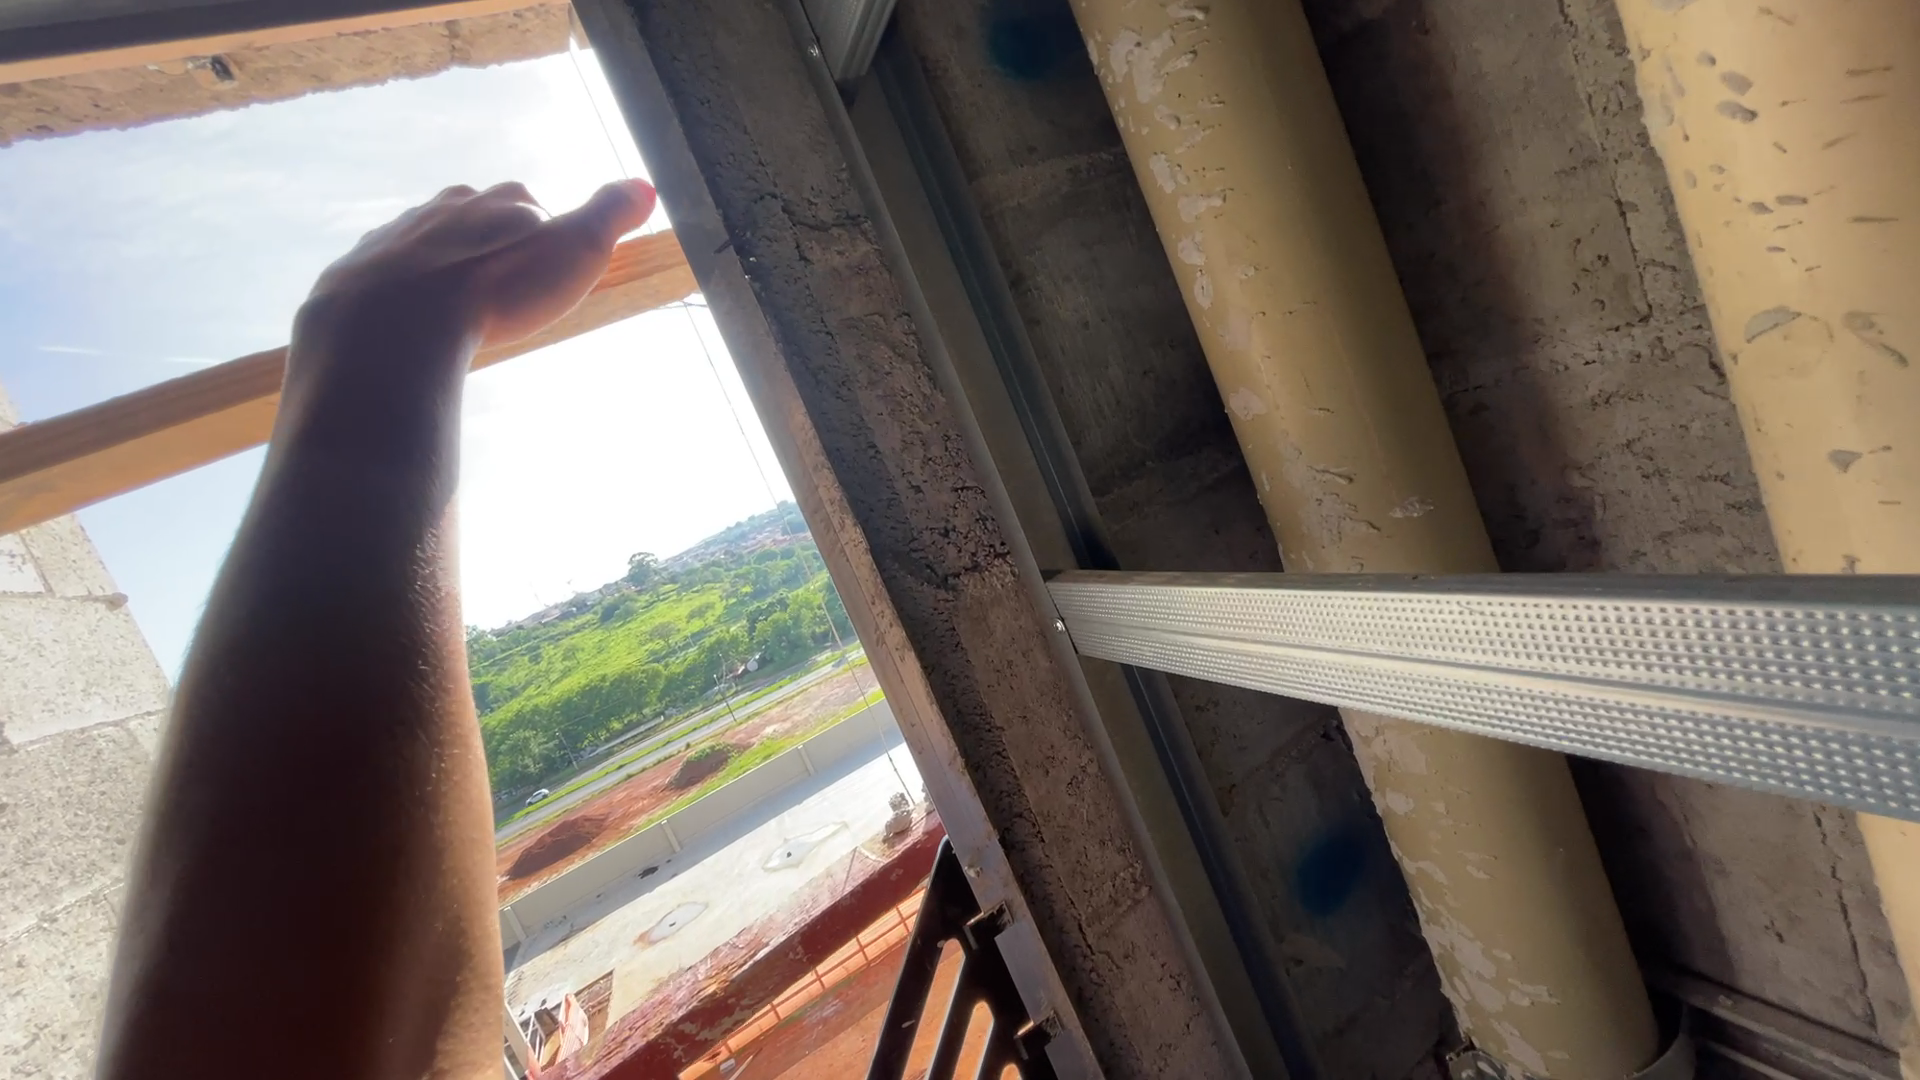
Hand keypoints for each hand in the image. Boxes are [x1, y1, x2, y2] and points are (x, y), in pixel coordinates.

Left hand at [288, 178, 657, 394]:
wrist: (403, 317)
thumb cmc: (503, 287)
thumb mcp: (577, 251)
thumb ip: (609, 217)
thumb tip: (645, 185)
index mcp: (502, 204)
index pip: (529, 204)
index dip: (544, 226)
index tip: (553, 254)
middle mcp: (450, 207)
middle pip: (477, 211)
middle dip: (495, 233)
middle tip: (512, 270)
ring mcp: (403, 234)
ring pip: (432, 235)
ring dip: (450, 255)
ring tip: (466, 289)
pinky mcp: (366, 269)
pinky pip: (392, 268)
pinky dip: (410, 282)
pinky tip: (420, 307)